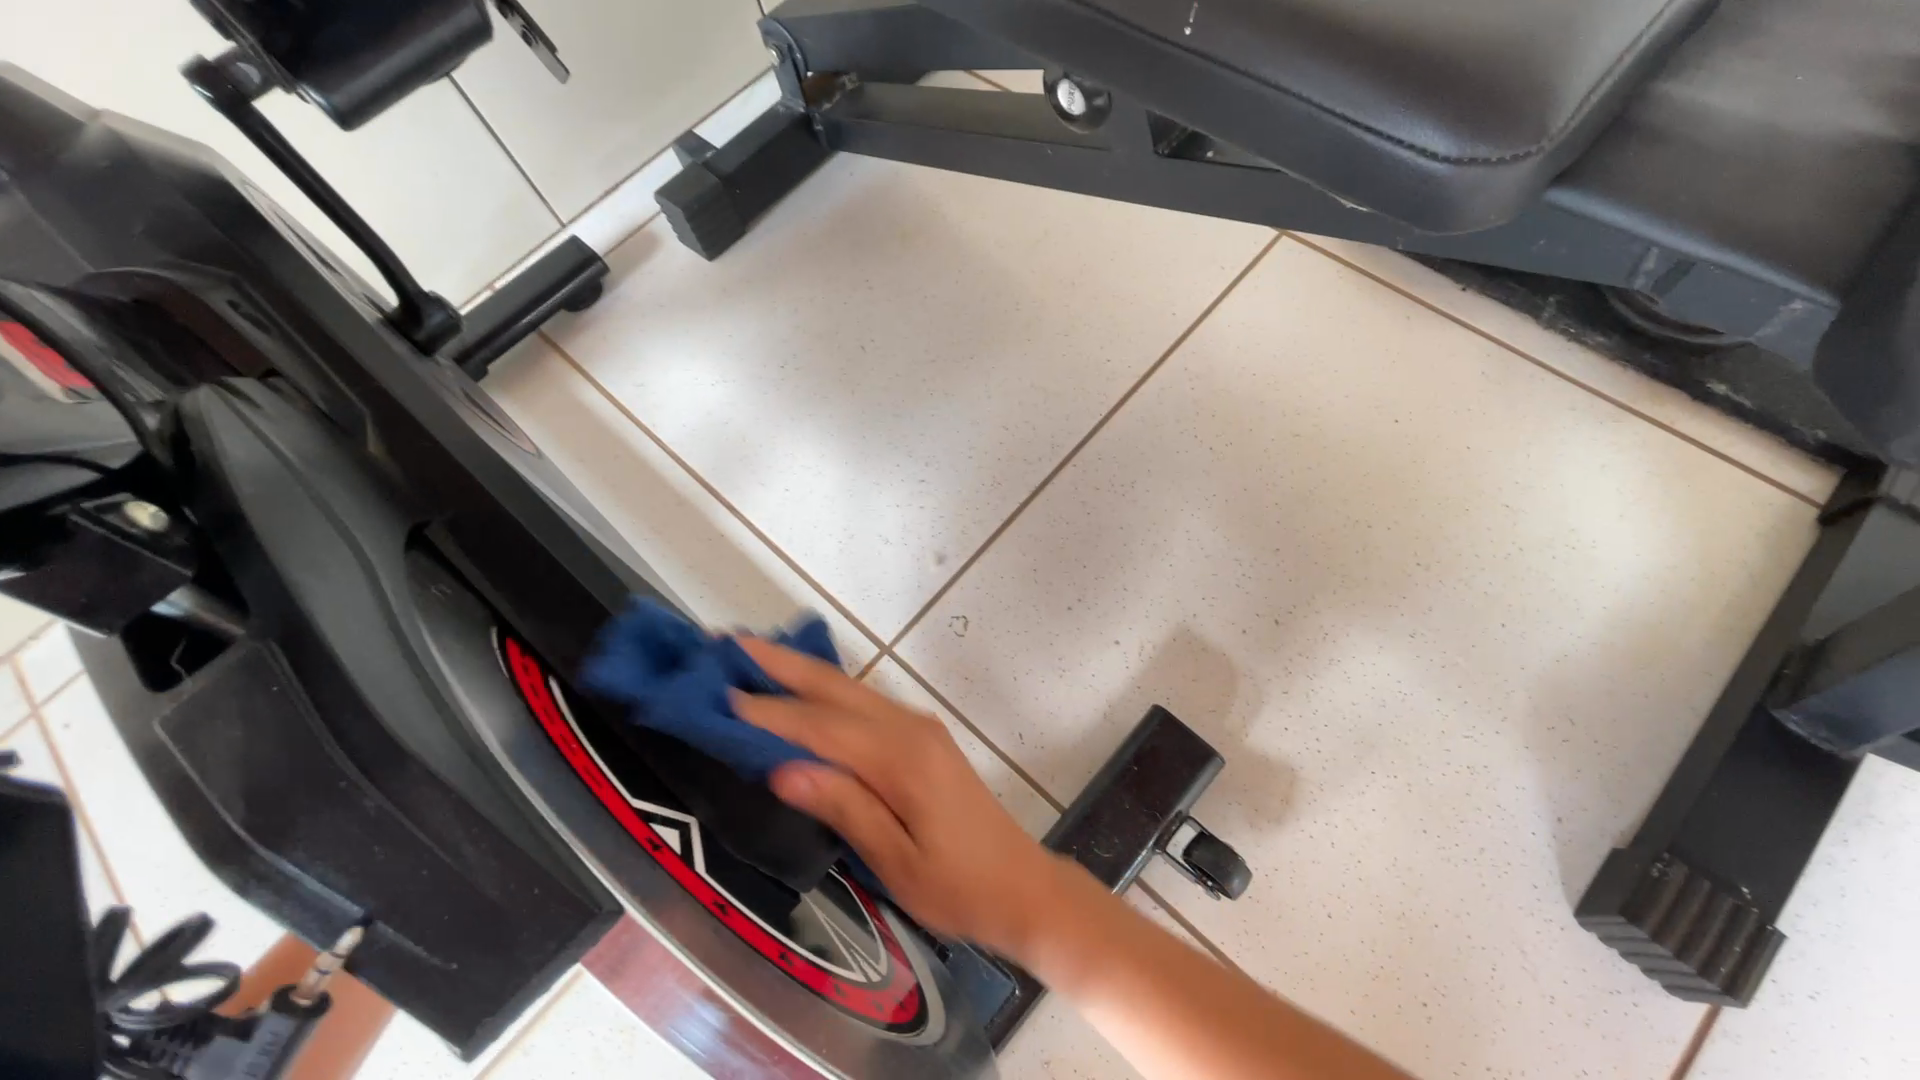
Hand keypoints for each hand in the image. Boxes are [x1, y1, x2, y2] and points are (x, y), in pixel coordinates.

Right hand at [731, 638, 1069, 955]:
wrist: (1022, 886)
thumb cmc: (958, 886)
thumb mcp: (896, 860)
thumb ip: (844, 807)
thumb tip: (781, 768)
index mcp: (902, 758)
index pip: (820, 726)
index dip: (769, 712)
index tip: (719, 696)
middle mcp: (910, 727)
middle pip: (835, 687)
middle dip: (780, 664)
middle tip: (729, 644)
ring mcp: (919, 728)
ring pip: (850, 688)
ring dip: (801, 672)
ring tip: (754, 657)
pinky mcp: (922, 737)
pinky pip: (864, 702)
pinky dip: (826, 691)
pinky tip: (804, 691)